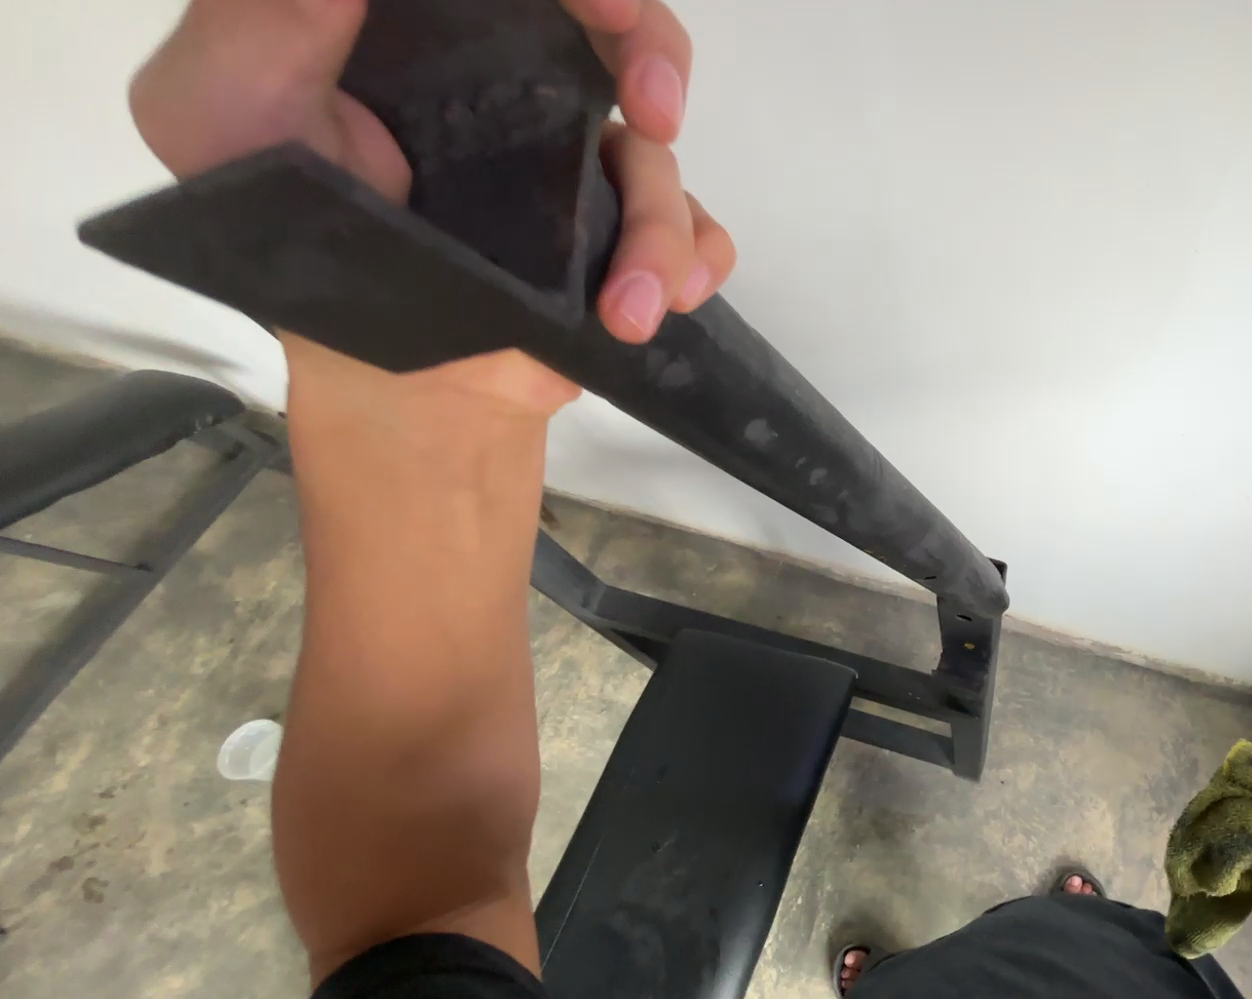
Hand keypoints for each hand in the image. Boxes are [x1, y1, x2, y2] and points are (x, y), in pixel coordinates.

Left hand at [127, 0, 735, 416]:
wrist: (402, 381)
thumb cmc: (303, 248)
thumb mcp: (223, 115)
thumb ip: (267, 20)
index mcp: (448, 39)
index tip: (600, 5)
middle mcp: (532, 93)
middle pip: (631, 37)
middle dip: (659, 59)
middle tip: (659, 116)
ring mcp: (591, 174)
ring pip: (665, 165)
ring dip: (661, 240)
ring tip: (626, 315)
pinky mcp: (629, 242)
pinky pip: (703, 235)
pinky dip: (701, 265)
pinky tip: (673, 301)